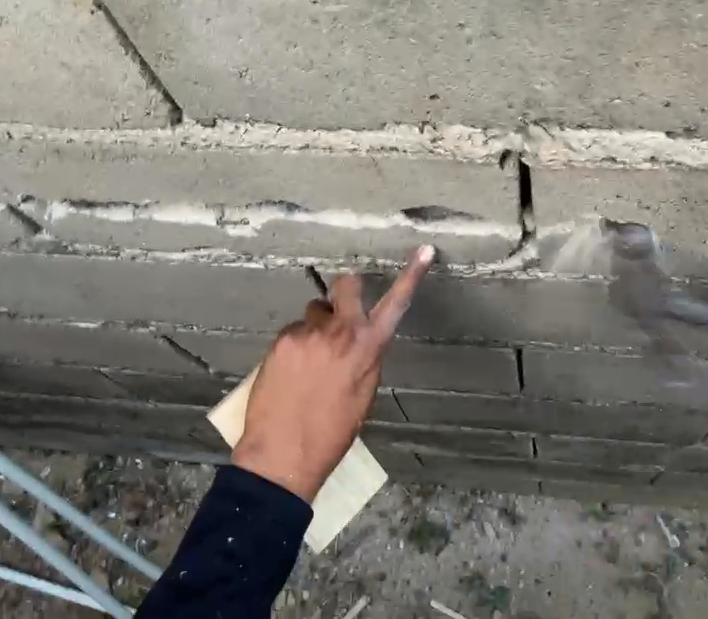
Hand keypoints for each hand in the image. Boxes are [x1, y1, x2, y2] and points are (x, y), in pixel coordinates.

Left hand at [232, 245, 437, 500]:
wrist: (283, 456)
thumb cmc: (331, 433)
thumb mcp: (363, 394)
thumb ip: (365, 357)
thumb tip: (360, 340)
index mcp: (369, 349)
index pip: (397, 303)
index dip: (412, 275)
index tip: (424, 250)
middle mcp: (342, 333)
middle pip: (346, 286)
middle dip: (345, 290)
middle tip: (338, 309)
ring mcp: (310, 333)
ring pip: (314, 313)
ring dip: (315, 327)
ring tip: (307, 361)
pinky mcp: (283, 340)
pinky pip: (292, 332)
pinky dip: (293, 346)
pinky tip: (289, 372)